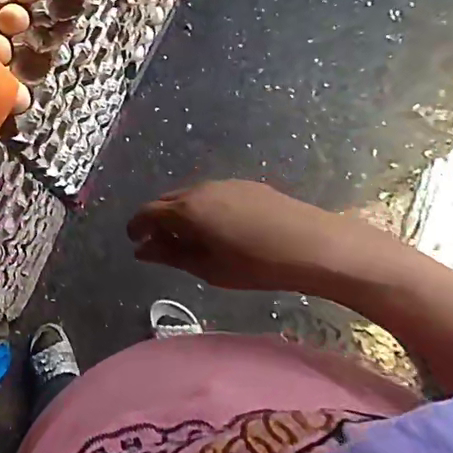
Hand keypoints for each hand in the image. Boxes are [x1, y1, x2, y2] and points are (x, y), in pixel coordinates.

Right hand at [126, 180, 407, 296]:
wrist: (318, 246)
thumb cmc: (257, 265)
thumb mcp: (208, 269)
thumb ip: (170, 256)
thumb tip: (141, 249)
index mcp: (186, 209)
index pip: (147, 212)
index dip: (136, 227)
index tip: (135, 241)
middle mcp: (200, 189)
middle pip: (166, 200)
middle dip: (158, 220)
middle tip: (162, 244)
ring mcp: (226, 184)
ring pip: (190, 196)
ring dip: (182, 213)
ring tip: (192, 239)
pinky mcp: (249, 186)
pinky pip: (213, 194)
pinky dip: (204, 209)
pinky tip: (221, 230)